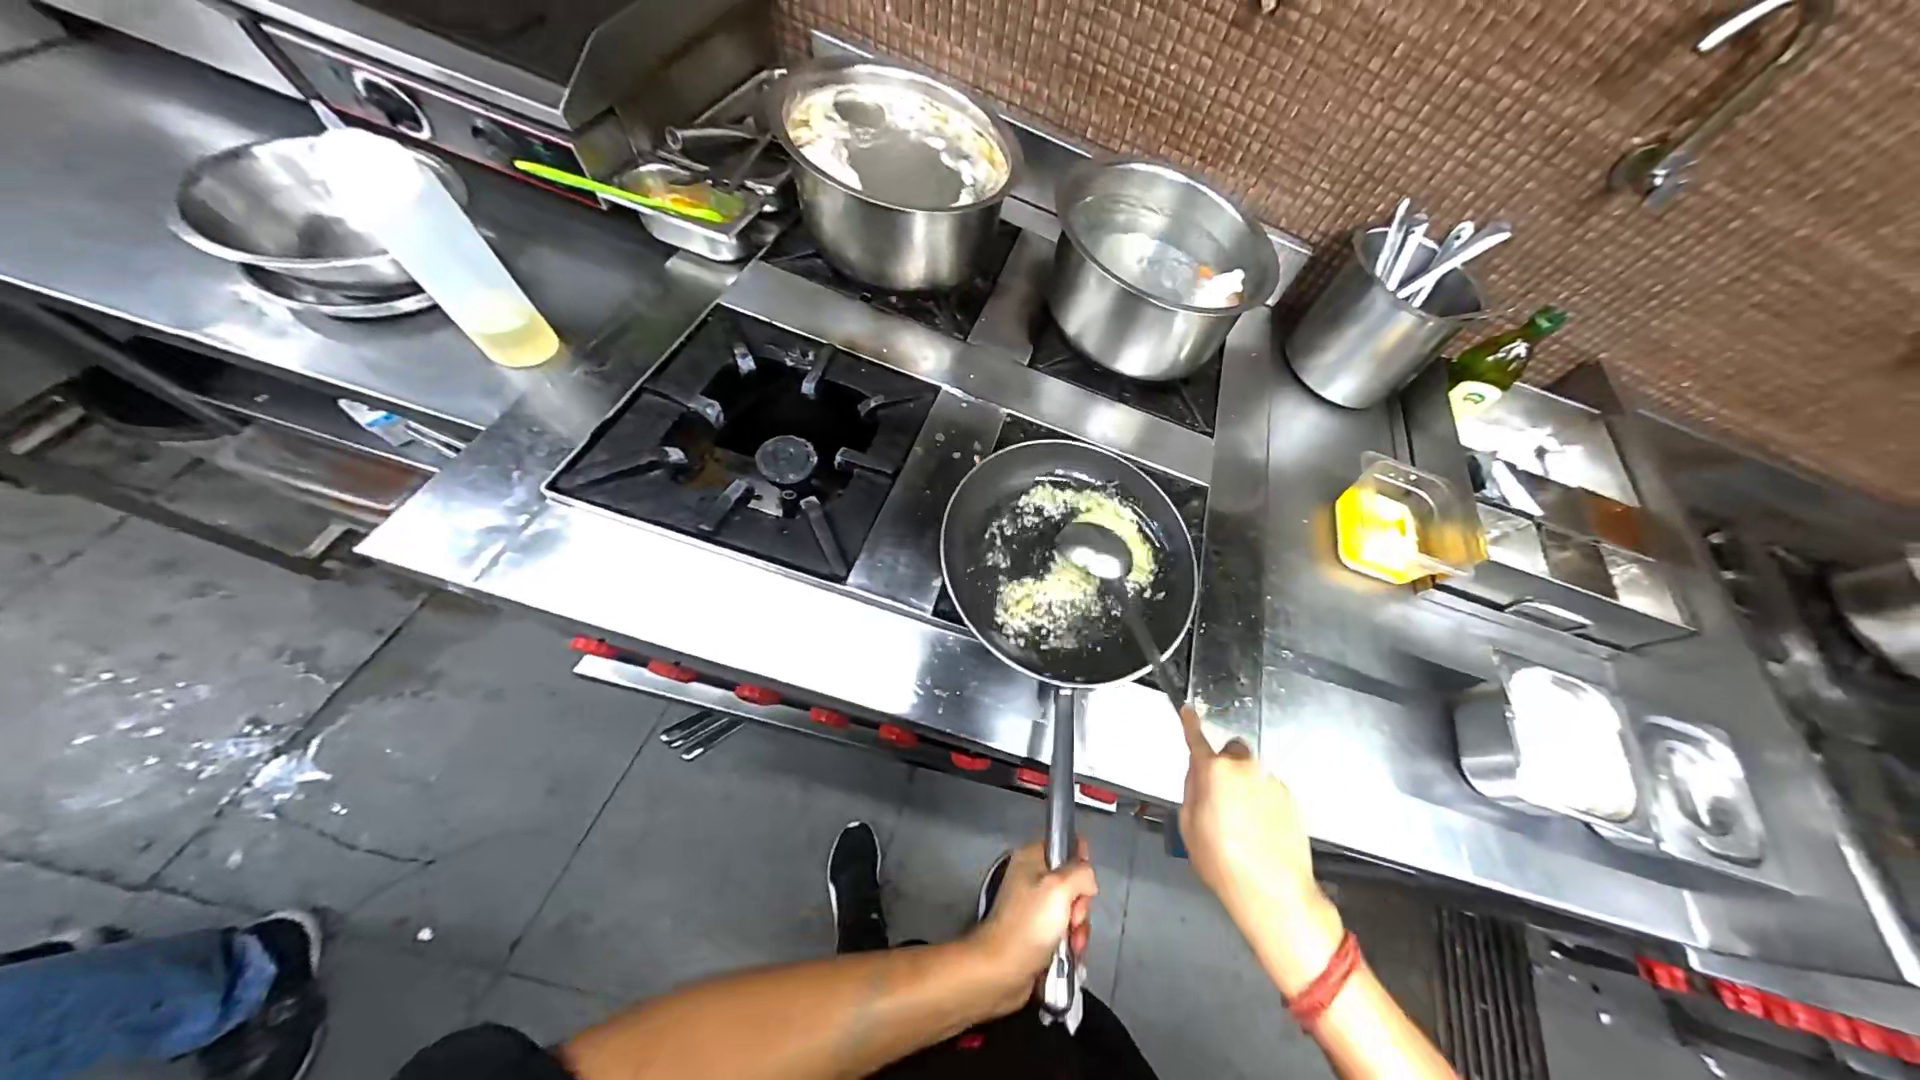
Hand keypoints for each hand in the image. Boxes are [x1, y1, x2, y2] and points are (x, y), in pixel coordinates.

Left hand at [962, 839, 1096, 1013]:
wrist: (1002, 969)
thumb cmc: (1030, 922)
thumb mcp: (1059, 887)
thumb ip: (1080, 872)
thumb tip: (1087, 880)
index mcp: (1031, 858)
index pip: (1062, 844)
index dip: (1079, 860)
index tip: (1085, 882)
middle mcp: (1032, 878)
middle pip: (1073, 881)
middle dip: (1081, 903)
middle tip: (1074, 918)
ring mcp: (1035, 907)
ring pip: (1071, 908)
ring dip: (1078, 927)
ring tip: (1073, 944)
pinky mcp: (1038, 932)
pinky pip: (1064, 930)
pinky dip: (1071, 941)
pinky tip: (1071, 953)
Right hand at [1178, 705, 1342, 995]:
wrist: (1275, 893)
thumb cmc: (1222, 862)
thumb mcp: (1189, 826)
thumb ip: (1192, 790)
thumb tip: (1198, 775)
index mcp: (1214, 772)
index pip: (1197, 738)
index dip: (1190, 723)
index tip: (1188, 710)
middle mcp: (1245, 769)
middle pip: (1231, 752)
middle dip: (1224, 766)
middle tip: (1217, 796)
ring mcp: (1272, 782)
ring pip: (1251, 773)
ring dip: (1244, 786)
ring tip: (1241, 823)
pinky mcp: (1291, 799)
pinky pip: (1269, 790)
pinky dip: (1262, 802)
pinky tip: (1260, 830)